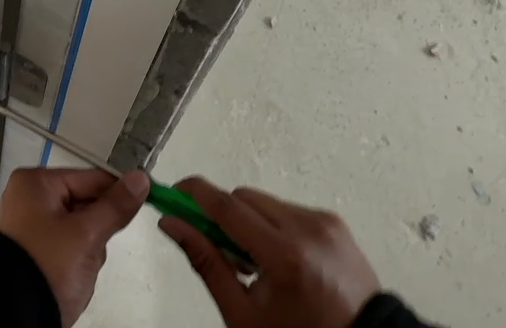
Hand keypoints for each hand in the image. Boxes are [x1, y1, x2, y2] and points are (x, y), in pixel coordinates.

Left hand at [0, 167, 149, 326]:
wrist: (14, 312)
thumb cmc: (48, 264)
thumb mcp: (85, 234)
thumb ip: (115, 207)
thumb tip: (140, 178)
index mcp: (37, 183)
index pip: (90, 178)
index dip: (118, 191)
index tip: (146, 199)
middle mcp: (32, 198)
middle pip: (86, 204)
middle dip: (97, 230)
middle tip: (90, 248)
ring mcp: (34, 225)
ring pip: (81, 229)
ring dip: (89, 249)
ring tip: (76, 266)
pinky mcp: (38, 249)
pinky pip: (70, 247)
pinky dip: (77, 261)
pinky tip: (71, 276)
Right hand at [159, 178, 379, 327]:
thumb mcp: (243, 314)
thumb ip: (205, 262)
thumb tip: (171, 224)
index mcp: (285, 255)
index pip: (226, 206)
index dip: (193, 194)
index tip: (171, 192)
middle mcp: (307, 229)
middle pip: (243, 198)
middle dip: (223, 217)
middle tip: (218, 248)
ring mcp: (324, 222)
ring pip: (263, 202)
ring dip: (249, 221)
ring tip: (256, 262)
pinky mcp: (333, 222)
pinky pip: (287, 209)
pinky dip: (273, 226)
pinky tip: (280, 259)